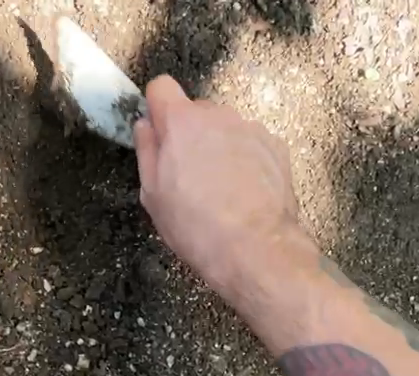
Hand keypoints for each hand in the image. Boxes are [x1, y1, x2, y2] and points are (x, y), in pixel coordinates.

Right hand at [134, 76, 303, 300]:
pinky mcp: (274, 144)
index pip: (161, 87)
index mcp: (181, 123)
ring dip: (216, 150)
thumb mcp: (153, 196)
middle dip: (188, 136)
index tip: (157, 134)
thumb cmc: (196, 226)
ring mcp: (249, 127)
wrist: (254, 246)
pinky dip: (241, 162)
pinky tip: (240, 195)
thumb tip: (144, 127)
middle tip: (185, 179)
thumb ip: (146, 152)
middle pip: (195, 111)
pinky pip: (248, 144)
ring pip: (223, 129)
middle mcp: (217, 115)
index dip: (156, 109)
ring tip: (216, 193)